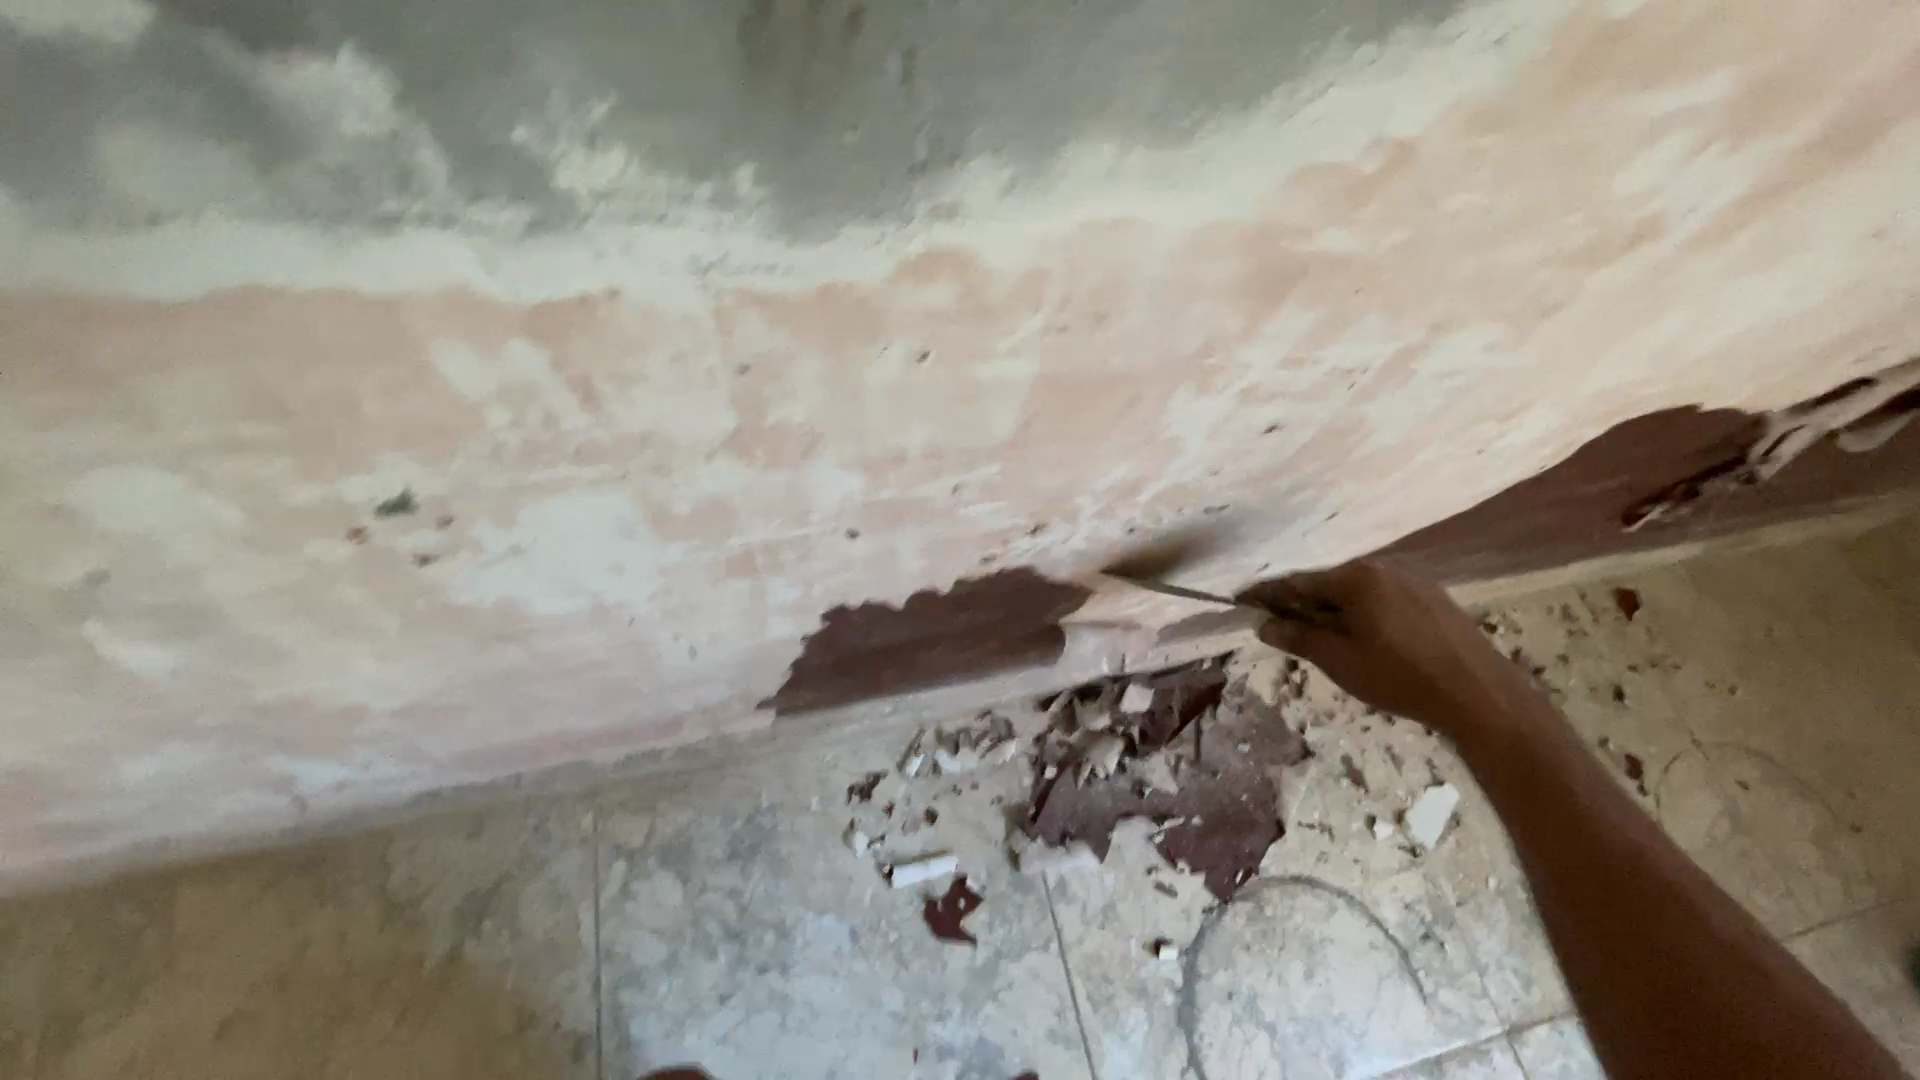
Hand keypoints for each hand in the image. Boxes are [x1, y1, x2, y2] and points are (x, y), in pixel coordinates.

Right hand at [1234, 559, 1539, 740]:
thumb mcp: (1339, 661)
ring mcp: (1412, 581)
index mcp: (1355, 577)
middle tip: (1280, 627)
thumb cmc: (1400, 676)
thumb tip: (1264, 625)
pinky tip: (1360, 638)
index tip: (1241, 600)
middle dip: (1300, 604)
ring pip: (1355, 592)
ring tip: (1319, 637)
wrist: (1480, 694)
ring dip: (1331, 611)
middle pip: (1326, 583)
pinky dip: (1360, 614)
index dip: (1266, 594)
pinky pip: (1381, 599)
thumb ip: (1298, 639)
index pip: (1297, 582)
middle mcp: (1382, 568)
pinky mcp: (1433, 599)